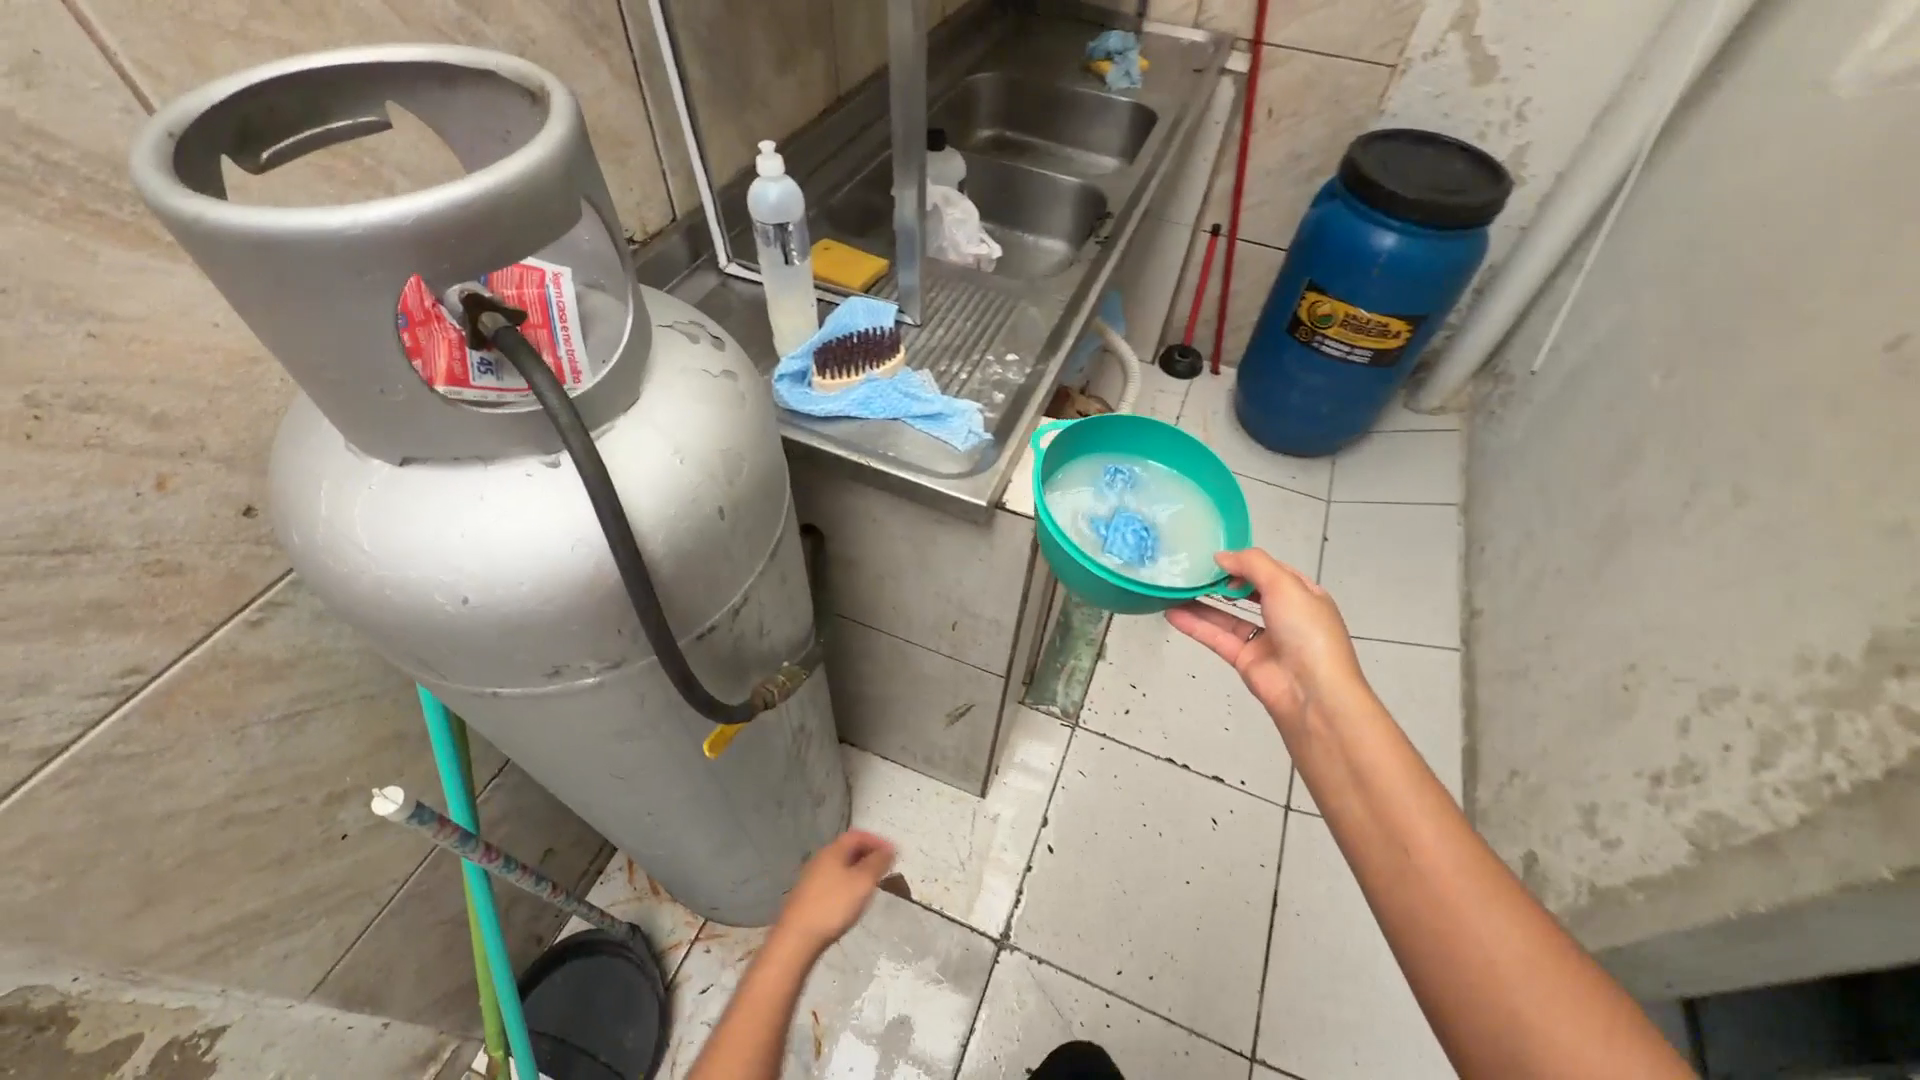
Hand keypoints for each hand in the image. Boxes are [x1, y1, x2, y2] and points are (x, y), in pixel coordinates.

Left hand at [772, 830, 896, 956]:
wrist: (797, 938)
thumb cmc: (833, 905)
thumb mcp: (862, 882)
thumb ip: (877, 863)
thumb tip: (889, 849)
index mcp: (832, 851)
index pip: (857, 835)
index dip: (877, 840)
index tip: (893, 852)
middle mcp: (819, 860)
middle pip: (847, 849)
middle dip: (868, 855)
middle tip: (885, 867)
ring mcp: (811, 879)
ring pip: (840, 867)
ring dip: (858, 871)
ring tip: (873, 884)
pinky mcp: (807, 897)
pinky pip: (833, 881)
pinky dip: (847, 884)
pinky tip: (852, 900)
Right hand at [1165, 549, 1366, 727]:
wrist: (1312, 692)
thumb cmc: (1306, 631)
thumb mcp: (1285, 585)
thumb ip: (1252, 564)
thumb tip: (1221, 557)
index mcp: (1303, 595)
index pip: (1272, 572)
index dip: (1246, 562)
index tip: (1216, 556)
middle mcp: (1284, 616)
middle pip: (1248, 593)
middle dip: (1222, 581)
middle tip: (1192, 570)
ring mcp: (1264, 640)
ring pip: (1228, 616)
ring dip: (1203, 602)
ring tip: (1175, 588)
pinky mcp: (1244, 660)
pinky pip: (1217, 637)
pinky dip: (1195, 626)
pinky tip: (1172, 613)